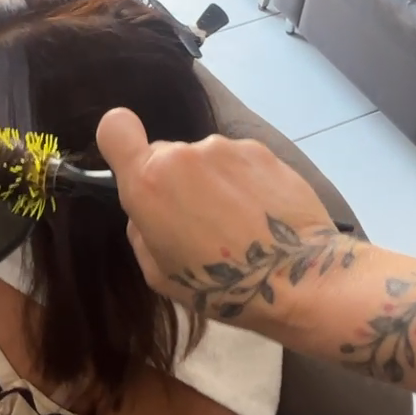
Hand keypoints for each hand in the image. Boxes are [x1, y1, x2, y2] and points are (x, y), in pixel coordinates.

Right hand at [96, 107, 352, 331]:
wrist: (300, 279)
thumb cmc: (219, 287)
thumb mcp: (157, 273)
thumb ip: (141, 230)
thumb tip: (150, 209)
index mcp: (148, 182)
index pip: (115, 127)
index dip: (119, 141)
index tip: (133, 164)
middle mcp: (182, 154)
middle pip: (164, 155)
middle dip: (174, 181)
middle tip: (198, 221)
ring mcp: (224, 148)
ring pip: (203, 159)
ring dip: (212, 182)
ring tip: (239, 222)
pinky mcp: (261, 150)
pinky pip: (237, 161)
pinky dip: (243, 181)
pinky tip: (262, 213)